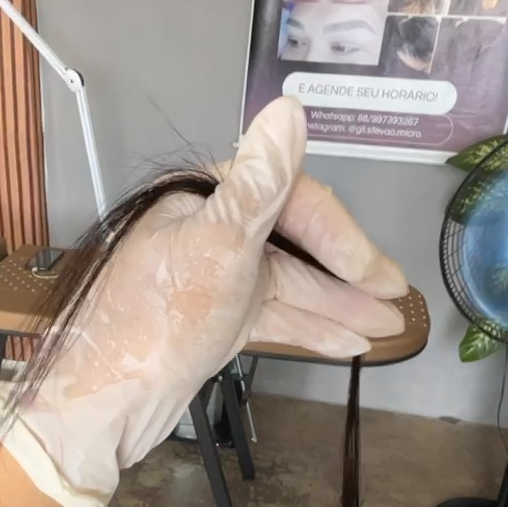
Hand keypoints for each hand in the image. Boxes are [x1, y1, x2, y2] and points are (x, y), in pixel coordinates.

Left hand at [0, 97, 407, 506]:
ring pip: (289, 285)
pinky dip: (309, 328)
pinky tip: (347, 343)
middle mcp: (210, 231)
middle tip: (394, 301)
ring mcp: (213, 279)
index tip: (375, 276)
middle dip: (347, 276)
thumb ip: (259, 183)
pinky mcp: (214, 319)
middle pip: (295, 244)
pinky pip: (273, 315)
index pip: (291, 201)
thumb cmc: (160, 320)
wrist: (113, 400)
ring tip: (386, 329)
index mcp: (205, 200)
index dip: (339, 237)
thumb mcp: (217, 245)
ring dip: (337, 306)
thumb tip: (289, 106)